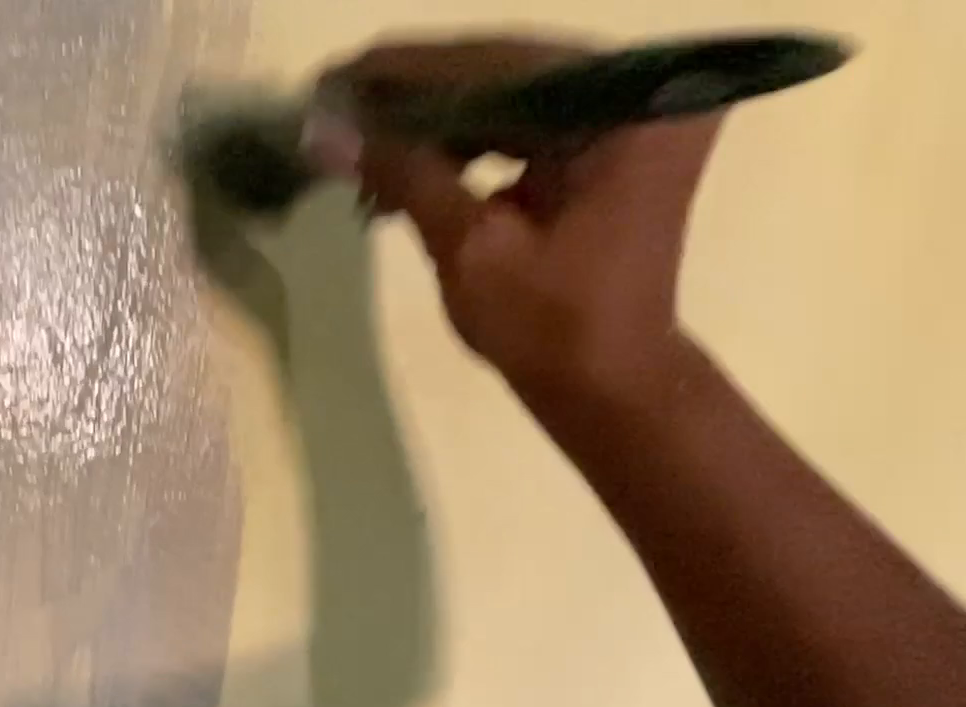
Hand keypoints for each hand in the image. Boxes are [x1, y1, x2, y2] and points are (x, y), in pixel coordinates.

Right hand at [325, 38, 722, 396]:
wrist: (602, 380)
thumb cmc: (545, 325)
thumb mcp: (469, 247)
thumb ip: (405, 177)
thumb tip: (326, 135)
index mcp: (627, 109)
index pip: (501, 65)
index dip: (411, 70)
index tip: (338, 76)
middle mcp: (641, 93)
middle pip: (507, 70)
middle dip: (417, 90)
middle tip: (340, 99)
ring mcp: (628, 118)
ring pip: (510, 95)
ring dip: (434, 117)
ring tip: (363, 134)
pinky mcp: (606, 147)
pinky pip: (523, 124)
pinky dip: (464, 141)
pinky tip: (409, 158)